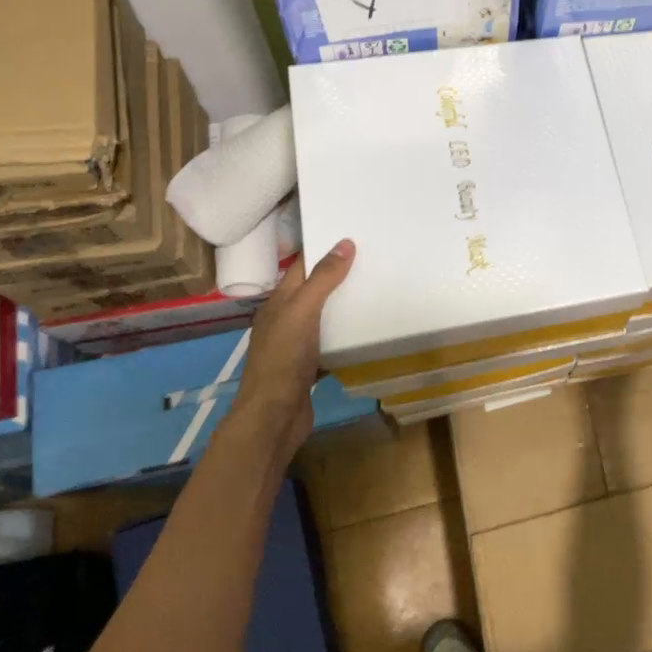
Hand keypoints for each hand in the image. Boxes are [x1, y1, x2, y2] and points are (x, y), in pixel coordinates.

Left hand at [235, 238, 354, 459]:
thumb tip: (344, 243)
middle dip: (338, 277)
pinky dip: (345, 338)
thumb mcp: (302, 312)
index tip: (353, 235)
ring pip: (322, 319)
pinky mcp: (308, 369)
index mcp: (278, 303)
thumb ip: (322, 279)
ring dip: (344, 308)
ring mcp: (295, 347)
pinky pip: (330, 346)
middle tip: (374, 262)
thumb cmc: (283, 359)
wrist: (274, 416)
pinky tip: (367, 334)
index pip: (301, 267)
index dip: (322, 250)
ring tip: (377, 292)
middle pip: (313, 292)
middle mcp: (284, 322)